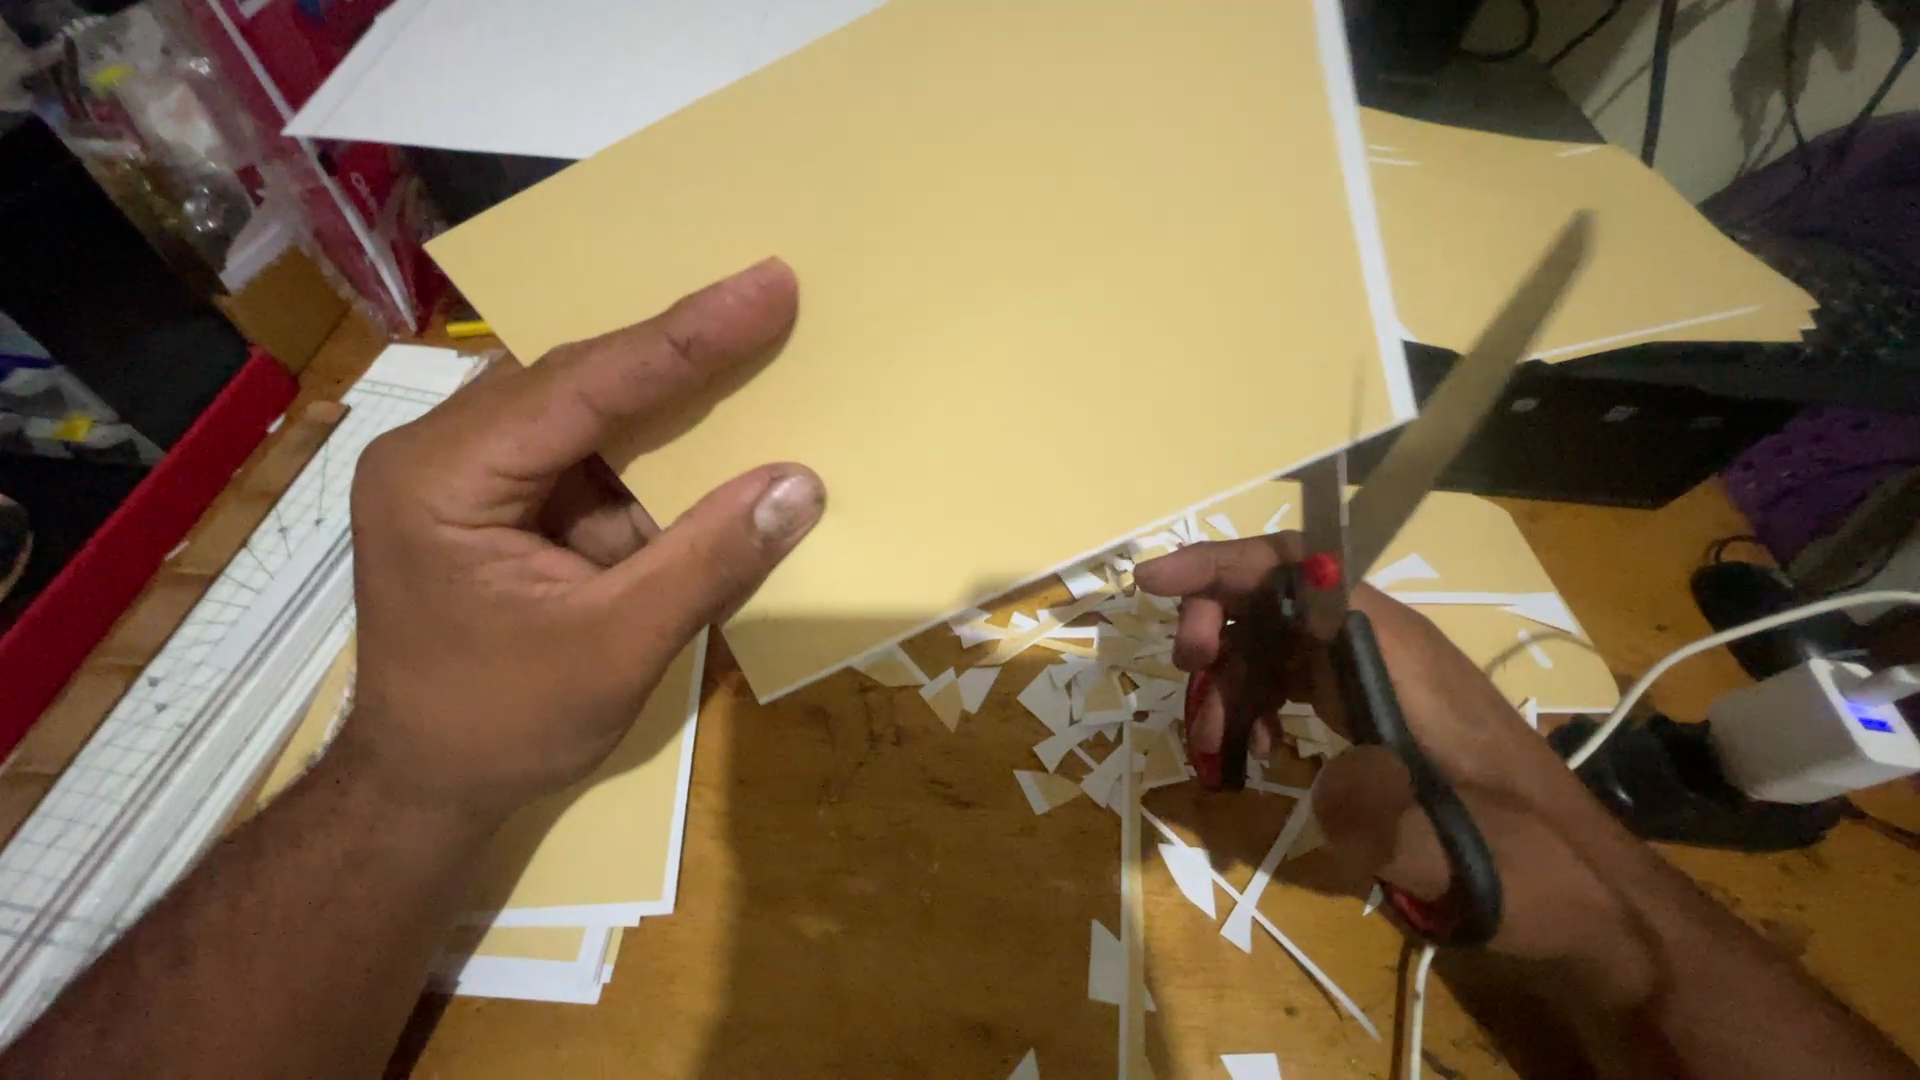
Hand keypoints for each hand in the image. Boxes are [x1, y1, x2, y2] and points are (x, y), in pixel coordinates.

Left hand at [340, 258, 824, 820]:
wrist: (427, 789)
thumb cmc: (503, 725)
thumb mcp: (616, 647)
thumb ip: (708, 561)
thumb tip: (801, 485)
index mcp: (445, 476)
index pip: (583, 385)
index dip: (686, 337)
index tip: (766, 289)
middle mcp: (449, 453)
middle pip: (584, 378)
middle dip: (682, 347)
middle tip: (768, 298)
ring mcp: (480, 477)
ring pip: (594, 411)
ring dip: (676, 396)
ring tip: (754, 350)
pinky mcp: (514, 505)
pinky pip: (600, 457)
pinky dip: (664, 454)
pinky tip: (716, 438)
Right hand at [1136, 534, 1659, 984]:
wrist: (1585, 894)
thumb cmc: (1531, 864)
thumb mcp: (1458, 854)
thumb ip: (1385, 820)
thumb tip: (1316, 777)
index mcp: (1393, 650)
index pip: (1298, 570)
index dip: (1222, 564)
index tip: (1154, 582)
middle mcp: (1374, 645)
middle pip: (1269, 599)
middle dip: (1212, 631)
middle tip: (1189, 682)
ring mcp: (1365, 672)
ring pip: (1268, 643)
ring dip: (1225, 684)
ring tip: (1214, 750)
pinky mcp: (1360, 703)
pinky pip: (1285, 679)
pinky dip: (1251, 706)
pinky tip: (1249, 754)